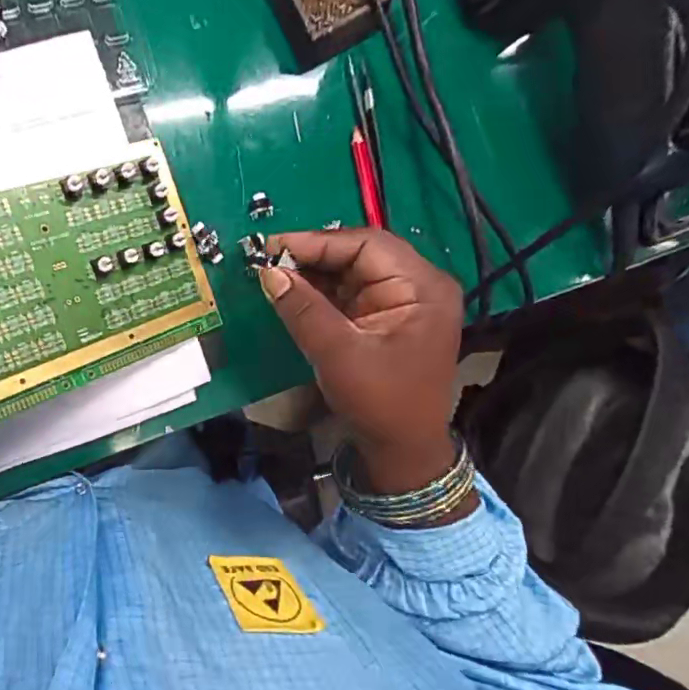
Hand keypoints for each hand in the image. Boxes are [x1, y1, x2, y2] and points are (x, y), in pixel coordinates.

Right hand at [260, 228, 466, 495]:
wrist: (401, 447)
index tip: (271, 248)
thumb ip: (303, 309)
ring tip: (273, 274)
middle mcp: (417, 285)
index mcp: (421, 287)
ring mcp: (402, 301)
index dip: (316, 242)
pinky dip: (319, 291)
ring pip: (351, 271)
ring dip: (312, 272)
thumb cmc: (378, 401)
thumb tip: (268, 273)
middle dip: (312, 255)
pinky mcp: (384, 317)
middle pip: (359, 253)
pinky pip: (349, 292)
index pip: (366, 245)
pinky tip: (291, 292)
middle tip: (267, 260)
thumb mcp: (337, 353)